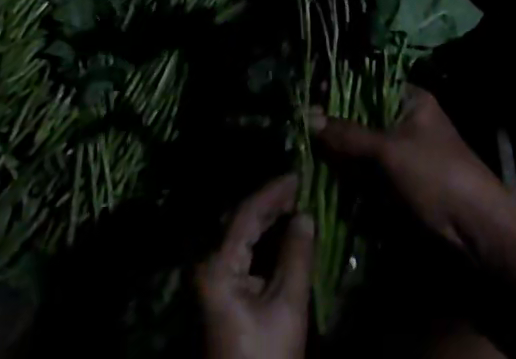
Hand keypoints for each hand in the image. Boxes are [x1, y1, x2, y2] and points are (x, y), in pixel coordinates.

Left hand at [197, 173, 313, 358]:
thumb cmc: (265, 355)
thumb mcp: (287, 306)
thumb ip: (296, 256)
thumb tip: (305, 215)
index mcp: (217, 264)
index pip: (245, 214)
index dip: (272, 192)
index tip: (297, 175)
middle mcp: (210, 264)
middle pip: (241, 221)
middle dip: (271, 202)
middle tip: (300, 185)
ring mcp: (215, 278)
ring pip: (243, 235)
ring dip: (269, 219)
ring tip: (296, 201)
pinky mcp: (224, 291)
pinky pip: (245, 252)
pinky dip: (265, 239)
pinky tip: (285, 231)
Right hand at [312, 86, 515, 256]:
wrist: (479, 231)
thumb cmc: (437, 175)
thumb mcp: (388, 151)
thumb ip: (348, 134)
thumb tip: (308, 116)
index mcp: (411, 100)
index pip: (367, 83)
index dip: (338, 88)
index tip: (307, 97)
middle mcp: (407, 121)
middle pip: (362, 116)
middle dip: (334, 124)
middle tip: (300, 128)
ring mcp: (405, 153)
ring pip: (363, 146)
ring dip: (340, 153)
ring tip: (305, 152)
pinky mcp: (402, 182)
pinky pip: (369, 171)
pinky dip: (351, 175)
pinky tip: (325, 175)